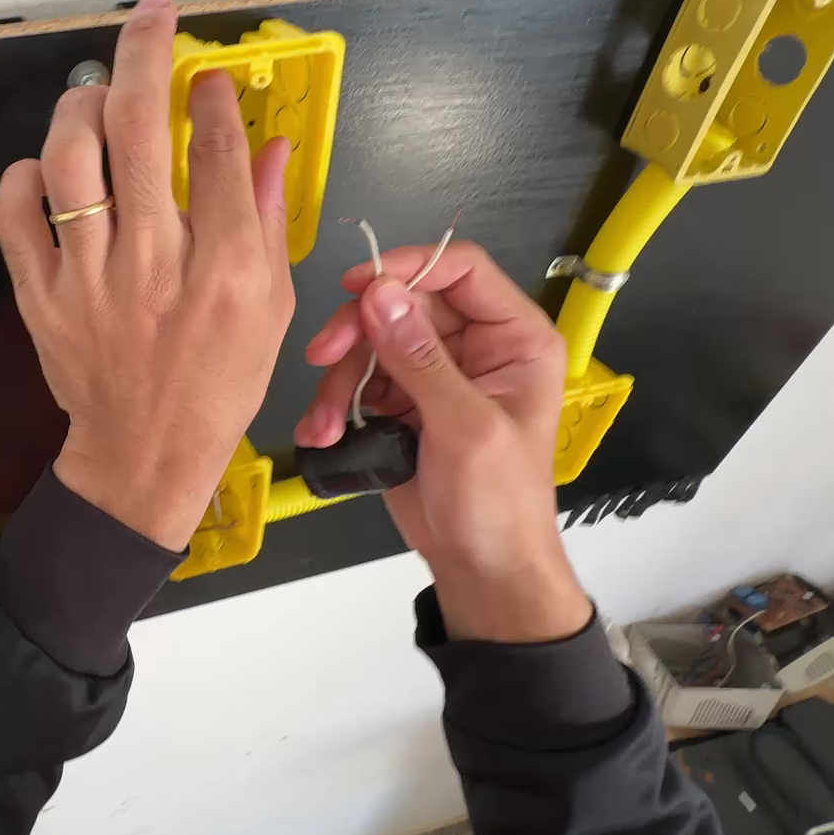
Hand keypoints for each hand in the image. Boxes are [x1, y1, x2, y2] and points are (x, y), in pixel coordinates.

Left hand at [0, 0, 295, 549]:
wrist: (145, 451)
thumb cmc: (217, 383)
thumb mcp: (270, 308)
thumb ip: (268, 222)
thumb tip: (268, 146)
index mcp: (225, 269)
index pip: (216, 150)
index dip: (212, 95)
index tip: (208, 73)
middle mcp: (154, 264)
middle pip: (139, 130)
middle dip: (144, 55)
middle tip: (150, 19)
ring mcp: (88, 280)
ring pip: (69, 159)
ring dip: (81, 106)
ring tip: (94, 94)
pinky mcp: (39, 297)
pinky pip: (15, 214)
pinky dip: (27, 177)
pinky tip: (51, 172)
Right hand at [293, 242, 590, 642]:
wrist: (479, 567)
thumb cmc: (497, 504)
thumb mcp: (464, 428)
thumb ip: (420, 358)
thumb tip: (379, 293)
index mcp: (511, 339)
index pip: (460, 270)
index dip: (409, 267)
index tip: (358, 286)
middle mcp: (471, 345)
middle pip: (400, 304)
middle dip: (357, 333)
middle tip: (321, 356)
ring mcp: (430, 371)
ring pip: (369, 342)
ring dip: (338, 381)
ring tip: (323, 424)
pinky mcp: (399, 399)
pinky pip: (356, 379)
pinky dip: (334, 404)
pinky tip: (322, 433)